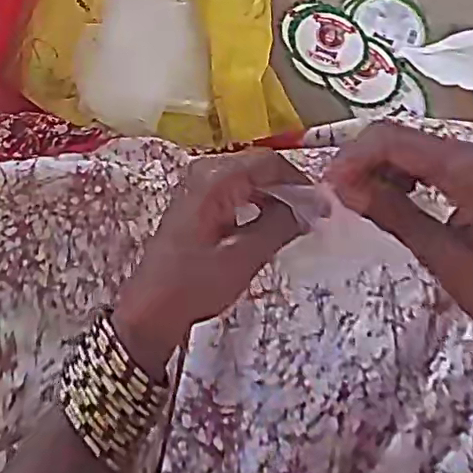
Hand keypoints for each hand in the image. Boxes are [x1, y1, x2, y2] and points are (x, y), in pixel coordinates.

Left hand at [112, 149, 307, 374]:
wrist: (148, 310)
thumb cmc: (194, 284)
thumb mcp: (243, 257)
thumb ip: (279, 226)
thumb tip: (311, 207)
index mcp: (214, 178)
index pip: (268, 162)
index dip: (300, 181)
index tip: (323, 205)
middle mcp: (204, 170)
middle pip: (258, 165)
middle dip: (288, 187)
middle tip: (314, 215)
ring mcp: (197, 183)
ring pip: (248, 177)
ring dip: (274, 195)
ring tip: (297, 221)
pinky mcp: (196, 200)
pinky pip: (235, 188)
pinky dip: (256, 201)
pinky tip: (270, 223)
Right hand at [325, 122, 472, 386]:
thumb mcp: (444, 258)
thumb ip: (392, 213)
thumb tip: (341, 186)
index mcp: (468, 167)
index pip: (394, 140)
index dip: (353, 157)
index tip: (326, 186)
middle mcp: (472, 153)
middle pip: (399, 136)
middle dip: (361, 159)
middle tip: (334, 194)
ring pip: (409, 146)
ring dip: (377, 166)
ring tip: (354, 199)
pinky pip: (425, 162)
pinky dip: (398, 174)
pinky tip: (386, 199)